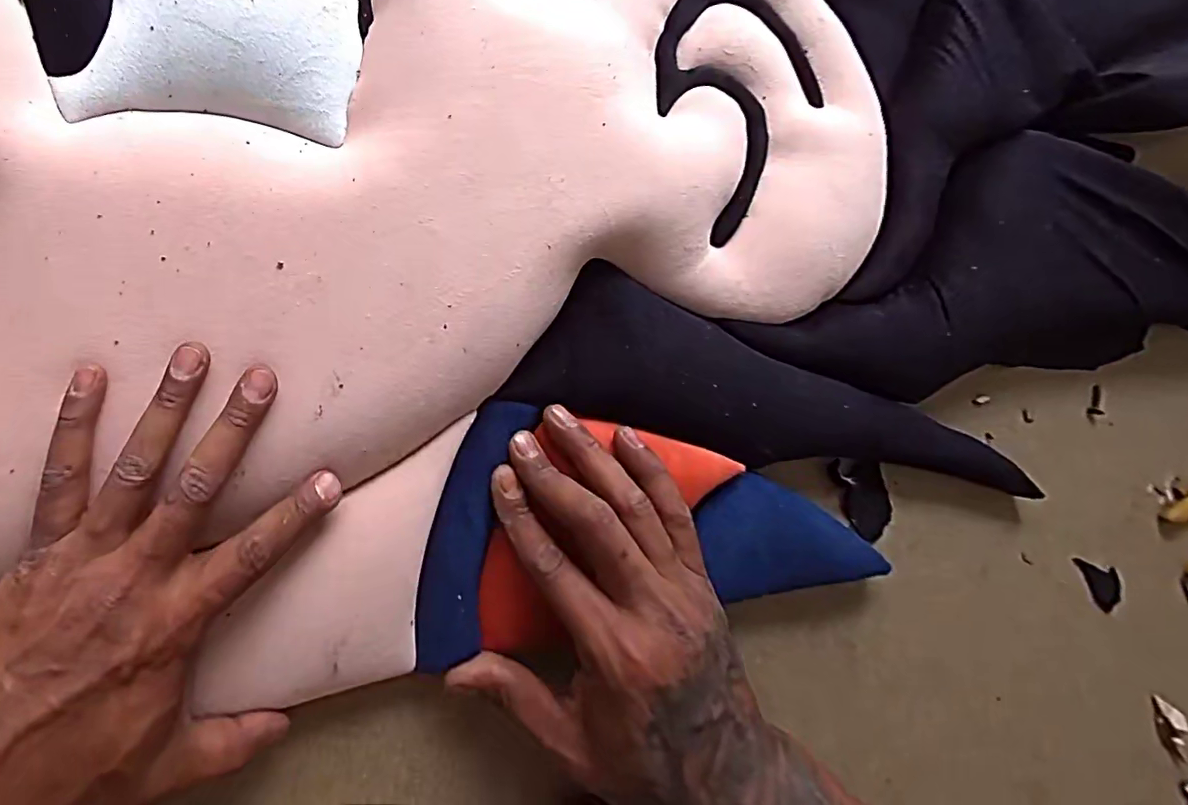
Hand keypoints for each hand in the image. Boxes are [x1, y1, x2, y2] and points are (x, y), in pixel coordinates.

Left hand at [0, 344, 341, 804]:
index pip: (251, 557)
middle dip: (232, 429)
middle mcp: (137, 574)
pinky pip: (60, 476)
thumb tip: (286, 724)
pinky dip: (74, 424)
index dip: (293, 516)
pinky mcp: (43, 546)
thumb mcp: (162, 765)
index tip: (327, 478)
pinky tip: (89, 375)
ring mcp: (88, 553)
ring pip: (136, 467)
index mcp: (175, 621)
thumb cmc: (72, 766)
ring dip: (166, 407)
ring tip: (190, 356)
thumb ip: (229, 742)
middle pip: (196, 489)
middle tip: (260, 379)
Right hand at [446, 406, 861, 804]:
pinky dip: (653, 470)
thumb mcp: (573, 745)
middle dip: (554, 476)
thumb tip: (452, 672)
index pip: (556, 568)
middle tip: (521, 439)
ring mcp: (684, 590)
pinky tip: (628, 435)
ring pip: (636, 507)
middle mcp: (653, 611)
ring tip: (563, 418)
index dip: (523, 518)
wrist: (735, 773)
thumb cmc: (644, 759)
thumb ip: (514, 698)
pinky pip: (678, 514)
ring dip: (595, 456)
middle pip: (598, 526)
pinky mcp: (703, 579)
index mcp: (614, 651)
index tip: (499, 479)